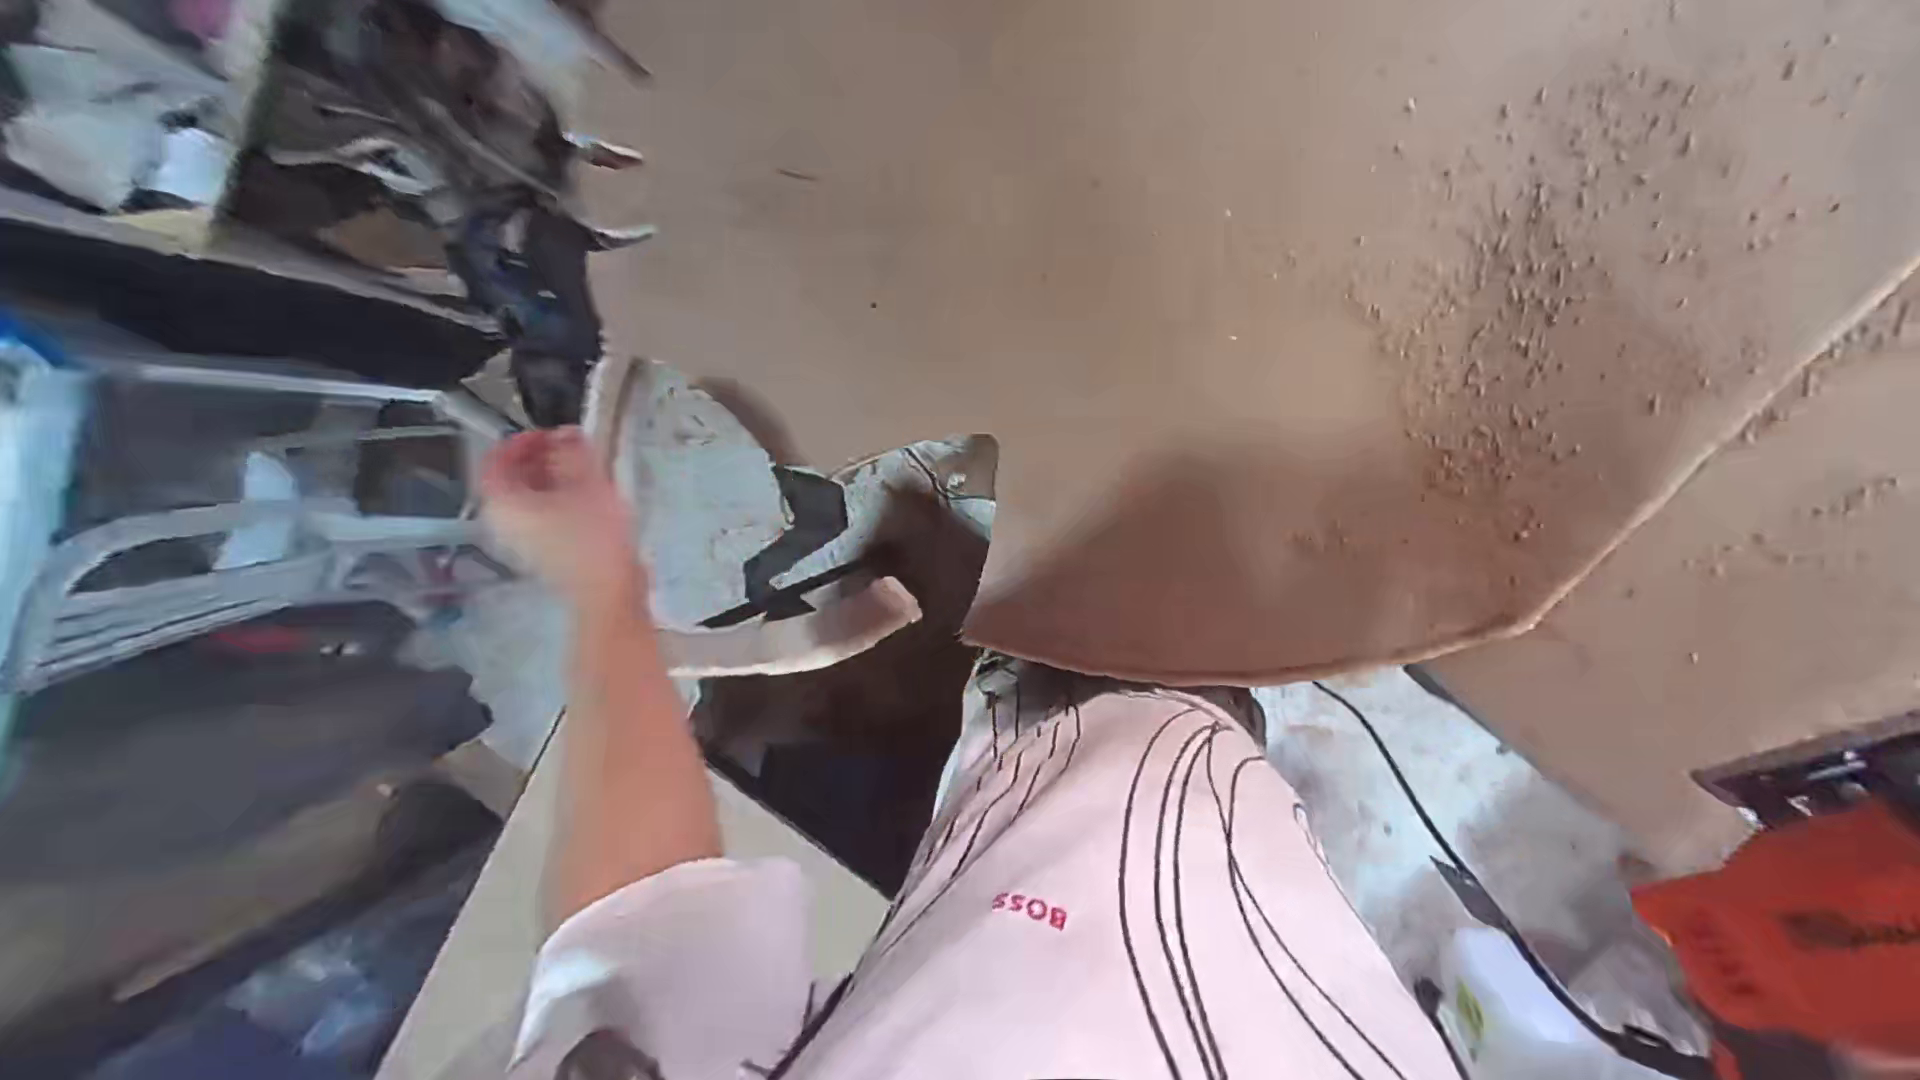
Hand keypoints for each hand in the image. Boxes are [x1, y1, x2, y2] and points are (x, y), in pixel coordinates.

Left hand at [480, 427, 643, 609]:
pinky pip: (541, 517)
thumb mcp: (589, 487)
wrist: (609, 593)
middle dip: (539, 459)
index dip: (522, 441)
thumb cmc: (595, 539)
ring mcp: (520, 542)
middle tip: (571, 449)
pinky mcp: (540, 554)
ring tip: (584, 471)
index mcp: (502, 504)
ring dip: (551, 479)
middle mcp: (501, 523)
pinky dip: (557, 501)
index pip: (496, 460)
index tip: (553, 433)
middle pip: (510, 480)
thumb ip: (574, 454)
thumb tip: (566, 433)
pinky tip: (587, 498)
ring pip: (527, 499)